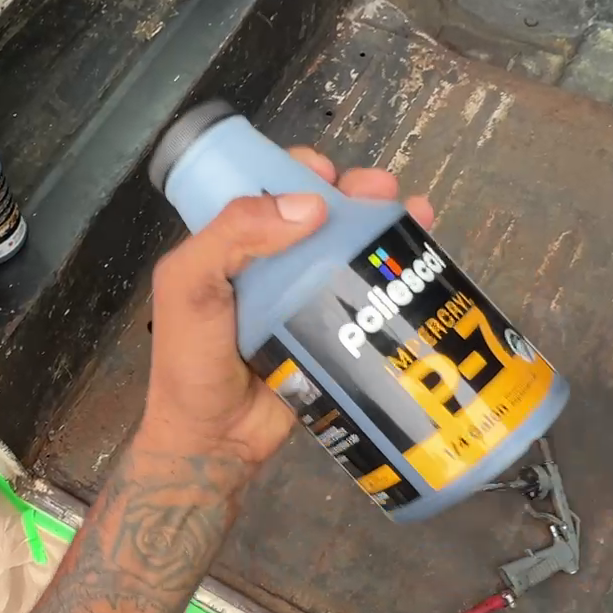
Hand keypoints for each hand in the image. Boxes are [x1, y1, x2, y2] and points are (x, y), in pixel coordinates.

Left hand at [137, 148, 434, 465]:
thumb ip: (230, 237)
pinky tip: (422, 251)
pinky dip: (394, 269)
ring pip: (348, 248)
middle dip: (353, 192)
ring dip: (382, 221)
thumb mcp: (190, 286)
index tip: (326, 175)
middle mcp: (269, 267)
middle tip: (378, 191)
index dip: (298, 173)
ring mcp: (304, 301)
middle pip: (319, 214)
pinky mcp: (332, 334)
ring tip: (411, 212)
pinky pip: (365, 293)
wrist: (217, 439)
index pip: (268, 191)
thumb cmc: (192, 361)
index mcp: (229, 248)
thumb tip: (310, 205)